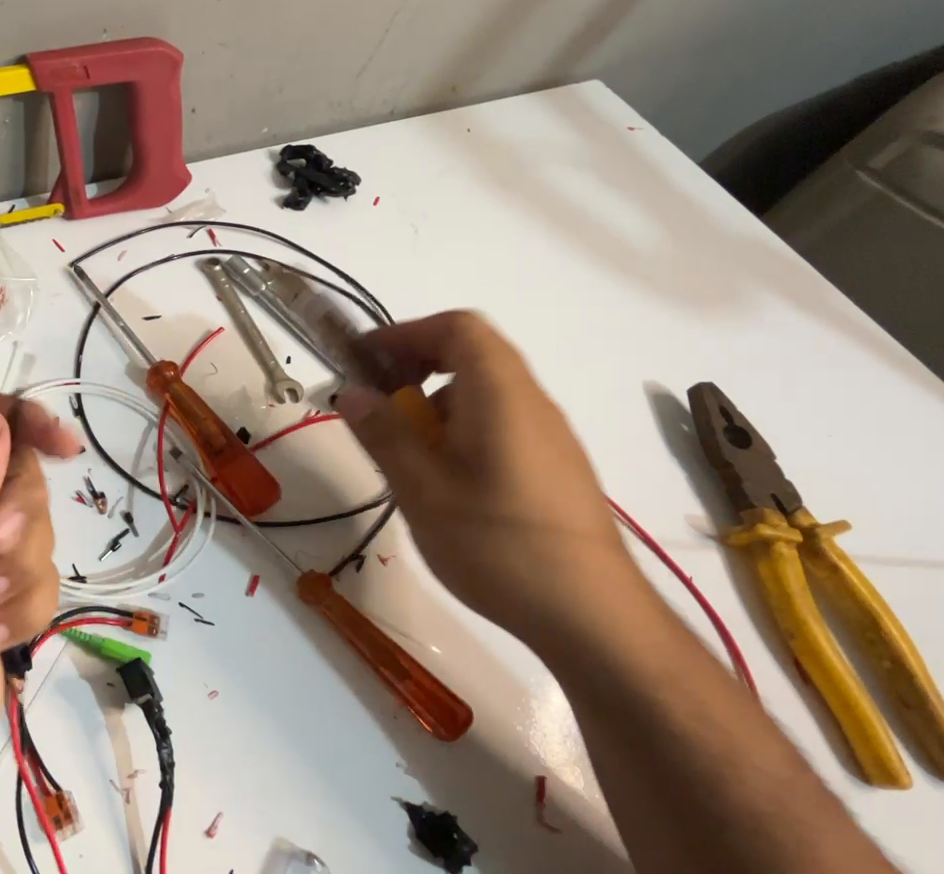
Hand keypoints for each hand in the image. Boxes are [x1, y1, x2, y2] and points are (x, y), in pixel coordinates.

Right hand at [335, 311, 646, 650]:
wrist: (592, 616)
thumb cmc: (498, 545)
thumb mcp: (422, 489)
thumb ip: (384, 434)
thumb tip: (351, 392)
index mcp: (501, 396)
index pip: (457, 328)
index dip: (405, 333)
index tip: (364, 361)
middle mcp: (531, 404)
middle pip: (472, 356)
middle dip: (415, 369)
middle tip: (376, 405)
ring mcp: (549, 438)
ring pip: (484, 394)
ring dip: (434, 405)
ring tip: (403, 455)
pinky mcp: (553, 469)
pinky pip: (500, 425)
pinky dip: (459, 431)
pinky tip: (444, 484)